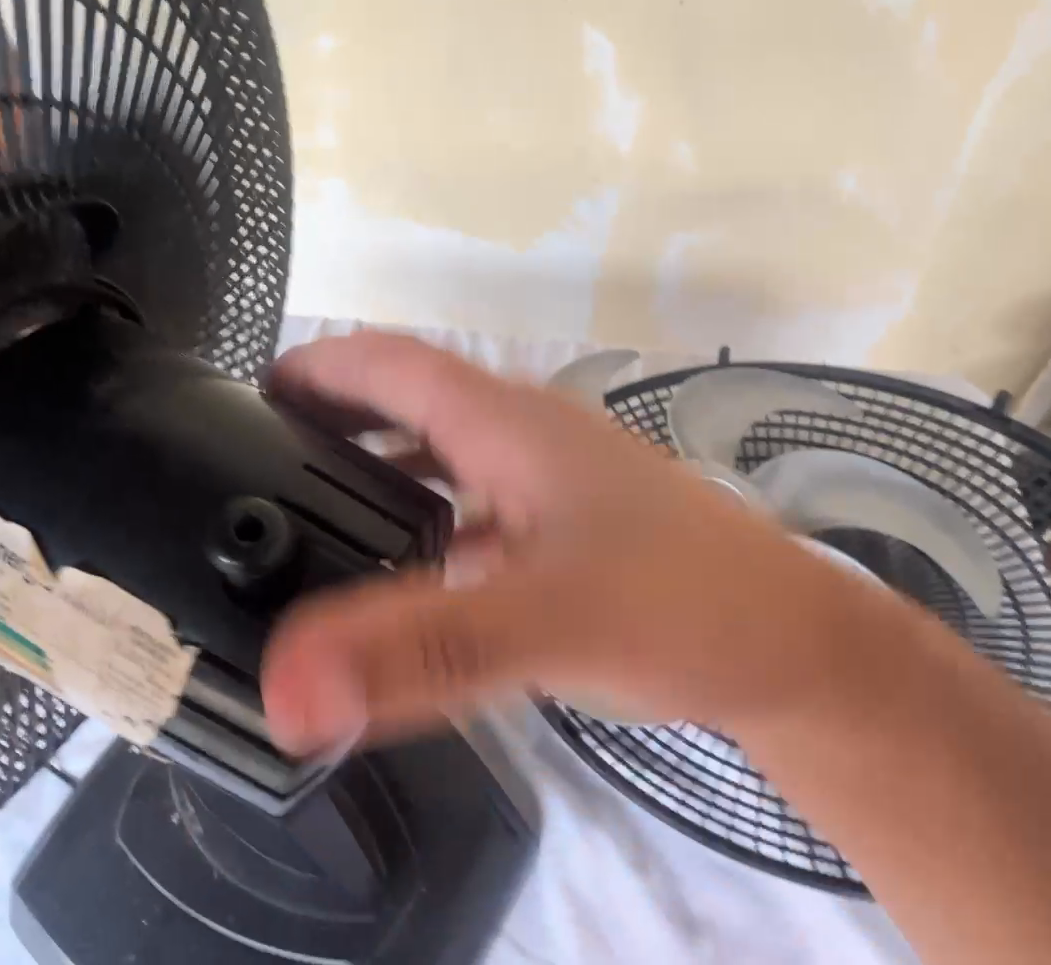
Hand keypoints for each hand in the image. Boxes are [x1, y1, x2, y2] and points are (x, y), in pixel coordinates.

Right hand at [259, 331, 899, 752]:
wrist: (799, 655)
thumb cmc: (687, 610)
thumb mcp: (546, 623)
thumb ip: (416, 652)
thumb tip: (290, 687)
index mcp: (511, 425)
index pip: (394, 364)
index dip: (318, 366)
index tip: (251, 394)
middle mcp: (527, 439)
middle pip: (411, 405)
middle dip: (336, 419)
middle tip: (266, 460)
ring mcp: (551, 486)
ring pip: (444, 460)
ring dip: (380, 471)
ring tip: (316, 511)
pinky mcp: (568, 532)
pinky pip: (474, 511)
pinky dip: (425, 524)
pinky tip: (406, 571)